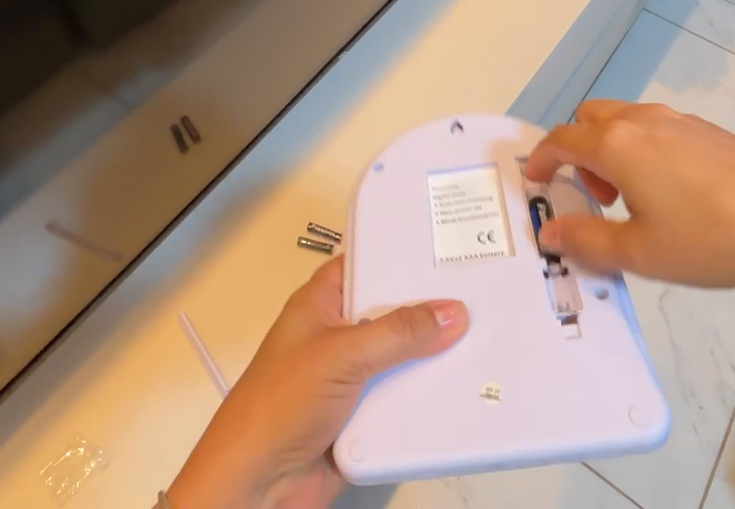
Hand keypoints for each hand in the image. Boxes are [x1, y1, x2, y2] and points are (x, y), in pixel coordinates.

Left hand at [167, 257, 468, 508]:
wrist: (257, 487)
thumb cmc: (275, 406)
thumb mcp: (341, 354)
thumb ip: (397, 333)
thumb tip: (448, 312)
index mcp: (320, 304)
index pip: (363, 265)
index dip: (396, 256)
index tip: (438, 250)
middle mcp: (337, 335)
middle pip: (390, 313)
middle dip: (424, 310)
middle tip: (471, 296)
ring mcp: (351, 376)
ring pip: (400, 358)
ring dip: (428, 358)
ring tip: (477, 340)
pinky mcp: (364, 415)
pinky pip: (403, 398)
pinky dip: (424, 398)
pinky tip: (457, 388)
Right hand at [522, 99, 734, 290]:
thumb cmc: (710, 239)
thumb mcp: (641, 252)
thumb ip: (587, 241)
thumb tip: (550, 232)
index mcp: (616, 145)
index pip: (561, 140)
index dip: (540, 159)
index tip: (534, 180)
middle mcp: (642, 121)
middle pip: (590, 118)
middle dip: (577, 149)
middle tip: (593, 194)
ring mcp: (680, 121)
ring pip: (626, 121)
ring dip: (611, 149)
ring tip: (634, 199)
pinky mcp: (711, 132)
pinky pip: (657, 129)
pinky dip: (644, 150)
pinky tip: (675, 194)